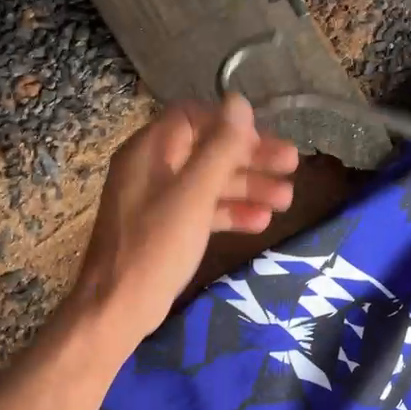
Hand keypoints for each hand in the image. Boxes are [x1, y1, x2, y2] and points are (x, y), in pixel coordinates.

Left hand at [72, 96, 298, 339]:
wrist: (117, 307)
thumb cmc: (155, 246)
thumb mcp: (194, 194)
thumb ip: (220, 148)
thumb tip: (239, 101)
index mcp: (149, 151)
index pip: (194, 117)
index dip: (232, 125)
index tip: (266, 140)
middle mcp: (151, 169)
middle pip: (206, 149)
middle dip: (250, 158)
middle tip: (293, 166)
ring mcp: (156, 201)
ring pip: (208, 182)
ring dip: (247, 187)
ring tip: (287, 199)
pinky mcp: (164, 229)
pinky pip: (201, 210)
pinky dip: (229, 213)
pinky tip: (261, 223)